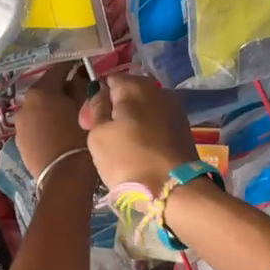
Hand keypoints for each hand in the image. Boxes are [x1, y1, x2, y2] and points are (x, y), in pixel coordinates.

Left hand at [15, 64, 89, 180]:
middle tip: (81, 92)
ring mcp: (19, 124)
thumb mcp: (86, 108)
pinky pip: (35, 124)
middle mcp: (24, 104)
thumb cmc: (78, 138)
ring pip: (40, 107)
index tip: (83, 64)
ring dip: (53, 106)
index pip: (58, 68)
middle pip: (47, 88)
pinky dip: (46, 122)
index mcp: (41, 91)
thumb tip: (77, 77)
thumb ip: (81, 87)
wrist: (64, 178)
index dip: (73, 64)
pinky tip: (60, 130)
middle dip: (63, 88)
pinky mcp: (20, 142)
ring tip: (71, 113)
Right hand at [80, 73, 199, 192]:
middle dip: (112, 110)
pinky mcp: (183, 127)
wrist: (174, 189)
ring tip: (119, 147)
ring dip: (129, 122)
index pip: (108, 80)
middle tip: (100, 137)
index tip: (86, 124)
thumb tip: (102, 95)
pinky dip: (145, 131)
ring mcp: (174, 108)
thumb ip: (97, 109)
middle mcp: (158, 89)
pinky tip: (139, 150)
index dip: (93, 100)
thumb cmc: (129, 160)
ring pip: (143, 109)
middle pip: (127, 93)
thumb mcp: (98, 135)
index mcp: (135, 85)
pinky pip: (156, 122)